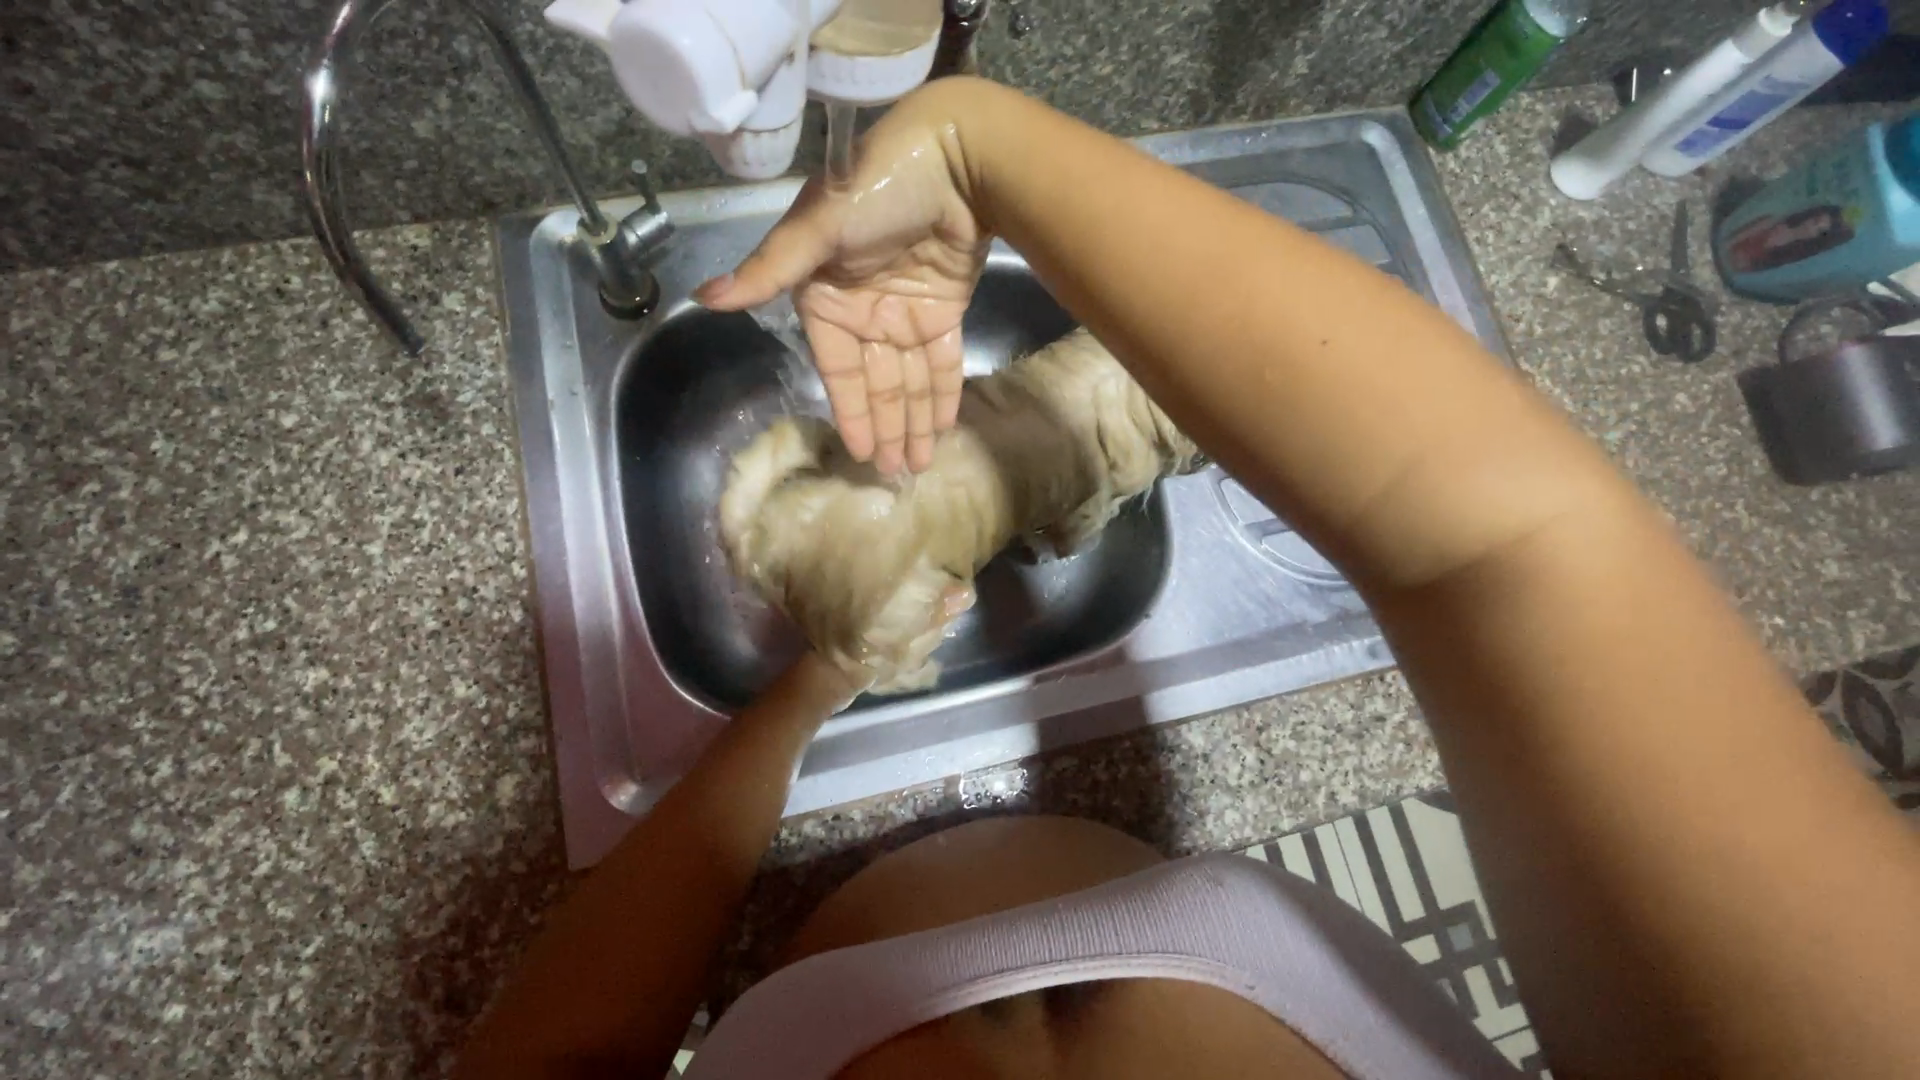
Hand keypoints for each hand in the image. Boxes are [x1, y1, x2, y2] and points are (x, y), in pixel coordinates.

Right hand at [696, 86, 990, 474]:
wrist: (953, 154)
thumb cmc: (875, 187)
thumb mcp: (815, 230)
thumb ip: (768, 272)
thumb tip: (705, 299)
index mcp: (826, 300)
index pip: (838, 370)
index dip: (850, 413)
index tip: (858, 455)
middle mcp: (864, 312)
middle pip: (877, 384)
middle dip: (886, 429)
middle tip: (895, 477)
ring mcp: (905, 313)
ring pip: (911, 380)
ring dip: (915, 422)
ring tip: (919, 466)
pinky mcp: (945, 309)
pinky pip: (942, 362)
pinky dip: (943, 394)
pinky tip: (942, 429)